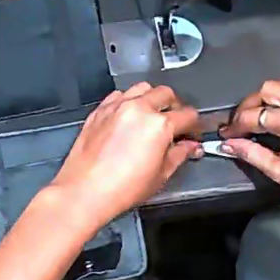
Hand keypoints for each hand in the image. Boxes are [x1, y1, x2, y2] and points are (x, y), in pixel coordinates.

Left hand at [47, 83, 200, 231]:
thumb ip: (178, 155)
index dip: (194, 125)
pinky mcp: (100, 111)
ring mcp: (117, 107)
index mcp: (159, 125)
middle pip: (166, 94)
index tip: (192, 133)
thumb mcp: (160, 176)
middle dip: (175, 106)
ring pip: (143, 88)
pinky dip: (129, 101)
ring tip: (152, 115)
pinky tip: (129, 116)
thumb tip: (188, 147)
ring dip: (152, 98)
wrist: (84, 191)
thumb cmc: (120, 188)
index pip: (188, 115)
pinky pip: (119, 95)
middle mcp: (139, 109)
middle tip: (175, 123)